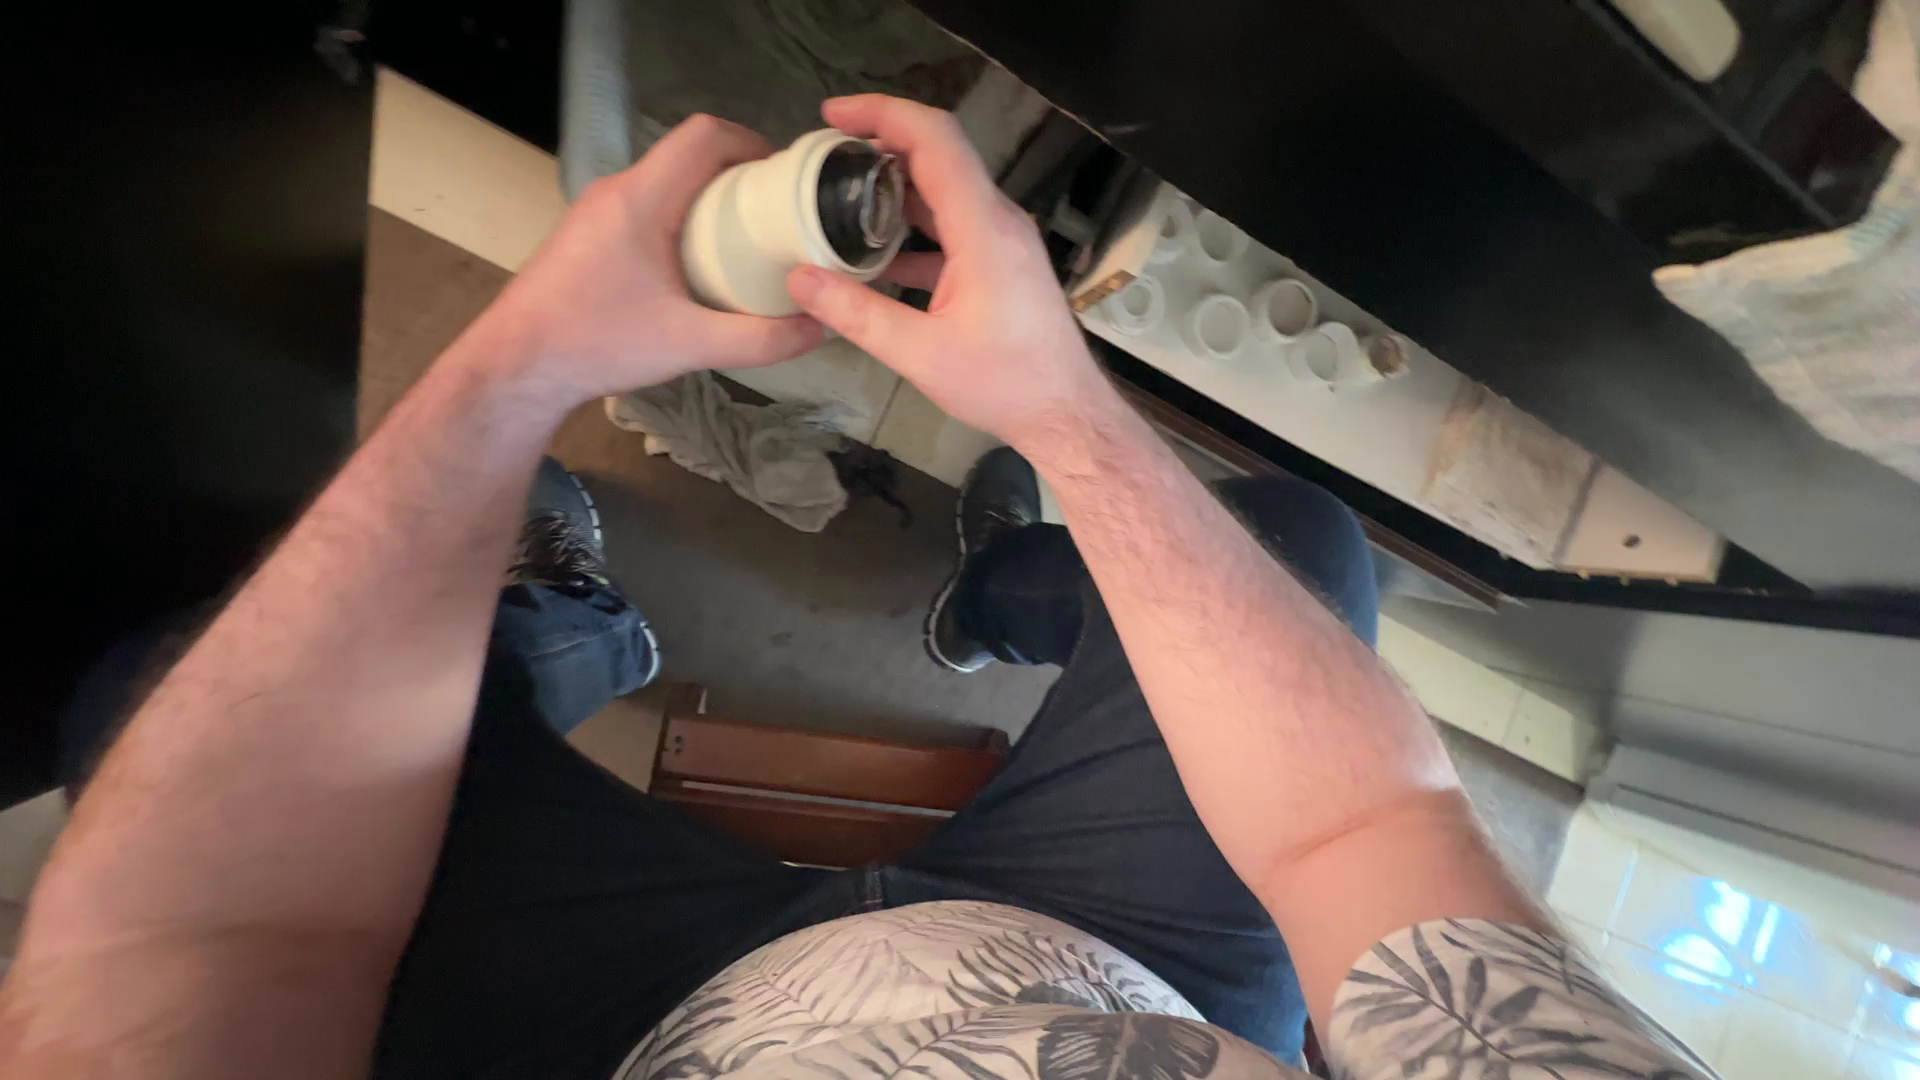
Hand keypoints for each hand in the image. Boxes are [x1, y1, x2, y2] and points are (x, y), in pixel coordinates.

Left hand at [468, 114, 826, 403]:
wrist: (520, 366)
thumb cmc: (600, 344)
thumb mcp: (692, 345)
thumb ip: (762, 340)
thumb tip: (821, 328)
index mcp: (642, 198)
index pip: (704, 136)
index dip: (754, 145)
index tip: (790, 182)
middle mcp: (620, 191)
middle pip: (692, 158)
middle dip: (745, 180)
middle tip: (784, 221)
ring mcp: (603, 213)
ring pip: (673, 186)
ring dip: (718, 205)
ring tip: (756, 246)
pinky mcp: (596, 238)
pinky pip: (656, 211)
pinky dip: (692, 225)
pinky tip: (710, 270)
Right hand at [785, 96, 1114, 449]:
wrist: (1063, 412)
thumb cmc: (1003, 384)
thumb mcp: (921, 355)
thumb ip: (858, 314)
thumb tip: (800, 279)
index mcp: (982, 229)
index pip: (934, 139)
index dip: (881, 113)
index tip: (832, 116)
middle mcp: (999, 221)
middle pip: (940, 157)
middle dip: (881, 148)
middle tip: (827, 163)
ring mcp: (1006, 242)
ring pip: (947, 194)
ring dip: (897, 193)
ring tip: (844, 206)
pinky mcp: (1005, 265)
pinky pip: (957, 229)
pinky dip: (918, 232)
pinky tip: (883, 259)